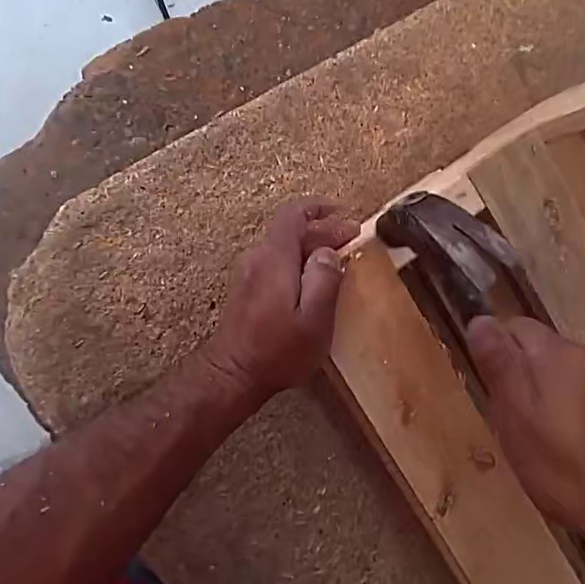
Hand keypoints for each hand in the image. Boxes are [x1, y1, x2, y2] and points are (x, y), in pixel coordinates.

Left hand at [203, 198, 359, 404]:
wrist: (232, 375)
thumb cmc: (277, 351)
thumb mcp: (313, 319)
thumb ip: (324, 280)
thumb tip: (329, 253)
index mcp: (274, 258)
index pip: (293, 214)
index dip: (321, 208)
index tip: (346, 216)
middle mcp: (257, 257)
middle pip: (291, 230)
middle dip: (324, 231)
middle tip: (352, 242)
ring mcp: (248, 272)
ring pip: (284, 246)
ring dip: (312, 248)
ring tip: (339, 261)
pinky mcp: (246, 287)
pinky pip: (276, 261)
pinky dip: (299, 261)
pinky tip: (314, 280)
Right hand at [465, 316, 584, 541]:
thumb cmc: (562, 466)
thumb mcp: (515, 416)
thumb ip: (498, 363)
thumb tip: (479, 318)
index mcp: (557, 350)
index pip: (511, 326)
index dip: (494, 354)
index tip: (491, 392)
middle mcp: (584, 352)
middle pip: (533, 346)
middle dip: (515, 375)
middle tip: (509, 420)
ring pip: (552, 369)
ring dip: (536, 393)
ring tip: (532, 437)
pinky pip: (573, 388)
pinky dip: (558, 407)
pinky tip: (559, 444)